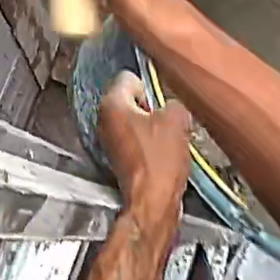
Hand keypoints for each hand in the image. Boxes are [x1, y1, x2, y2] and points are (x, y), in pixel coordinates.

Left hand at [98, 71, 192, 216]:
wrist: (152, 201)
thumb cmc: (160, 159)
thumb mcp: (176, 121)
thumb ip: (173, 102)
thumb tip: (171, 106)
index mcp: (111, 103)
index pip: (128, 77)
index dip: (149, 86)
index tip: (161, 103)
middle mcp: (103, 117)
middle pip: (131, 98)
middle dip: (151, 107)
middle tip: (167, 122)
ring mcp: (108, 138)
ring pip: (134, 119)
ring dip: (151, 126)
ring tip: (167, 140)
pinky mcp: (117, 156)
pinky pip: (135, 138)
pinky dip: (148, 142)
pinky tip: (161, 154)